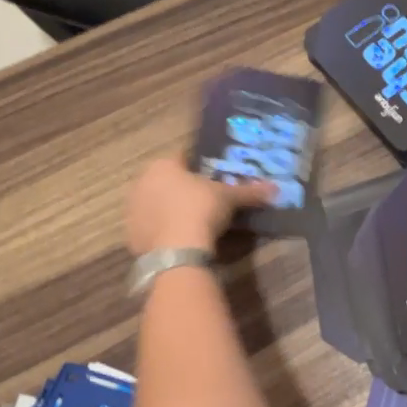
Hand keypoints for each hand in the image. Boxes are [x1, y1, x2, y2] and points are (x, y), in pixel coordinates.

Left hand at [125, 156, 275, 254]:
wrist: (177, 249)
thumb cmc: (202, 209)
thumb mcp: (230, 198)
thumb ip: (250, 191)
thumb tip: (276, 188)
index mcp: (162, 166)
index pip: (182, 158)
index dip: (198, 166)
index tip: (212, 177)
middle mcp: (141, 182)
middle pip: (165, 181)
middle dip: (181, 188)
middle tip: (205, 200)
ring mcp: (132, 209)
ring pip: (155, 204)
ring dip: (169, 209)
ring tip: (193, 222)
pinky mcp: (130, 234)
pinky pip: (150, 227)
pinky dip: (163, 230)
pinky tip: (180, 238)